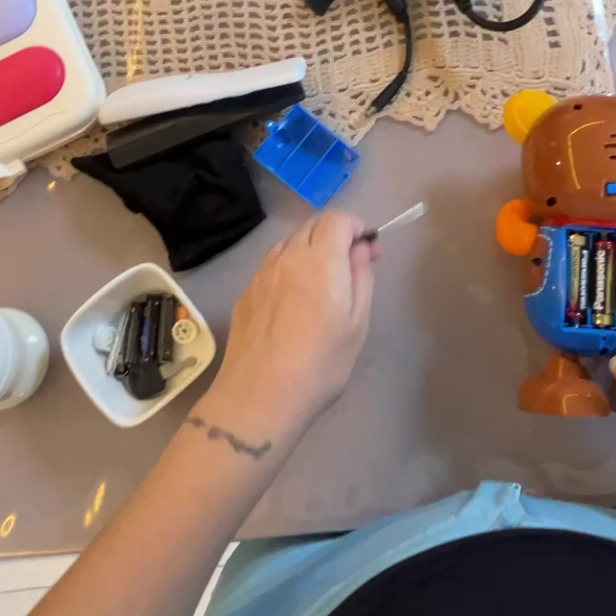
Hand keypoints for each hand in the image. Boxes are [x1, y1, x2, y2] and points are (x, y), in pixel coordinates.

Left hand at [202, 211, 380, 435]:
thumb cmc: (320, 364)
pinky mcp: (246, 292)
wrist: (259, 396)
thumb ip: (361, 278)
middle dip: (335, 235)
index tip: (368, 249)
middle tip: (352, 265)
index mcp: (321, 260)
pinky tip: (295, 300)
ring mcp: (262, 273)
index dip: (356, 226)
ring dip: (310, 249)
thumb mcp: (357, 324)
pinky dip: (290, 267)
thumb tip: (361, 250)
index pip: (337, 219)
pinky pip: (272, 265)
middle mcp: (288, 256)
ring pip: (289, 243)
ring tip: (322, 282)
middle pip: (312, 225)